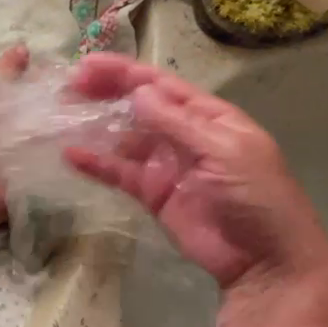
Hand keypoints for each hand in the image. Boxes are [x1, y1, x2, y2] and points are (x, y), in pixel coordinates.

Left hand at [0, 45, 29, 235]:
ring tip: (16, 51)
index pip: (29, 118)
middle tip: (43, 61)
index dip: (44, 106)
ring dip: (0, 67)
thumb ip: (16, 196)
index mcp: (0, 142)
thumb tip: (36, 191)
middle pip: (8, 93)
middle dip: (27, 78)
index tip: (60, 92)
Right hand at [65, 53, 327, 293]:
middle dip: (106, 93)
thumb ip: (178, 123)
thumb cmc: (256, 197)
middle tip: (69, 87)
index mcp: (210, 116)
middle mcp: (186, 134)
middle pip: (139, 106)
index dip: (124, 73)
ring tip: (62, 115)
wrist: (265, 261)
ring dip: (97, 125)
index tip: (86, 65)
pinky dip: (97, 164)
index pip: (161, 85)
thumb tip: (137, 92)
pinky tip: (72, 155)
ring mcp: (168, 165)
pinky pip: (121, 173)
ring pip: (125, 138)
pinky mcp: (154, 195)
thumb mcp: (223, 152)